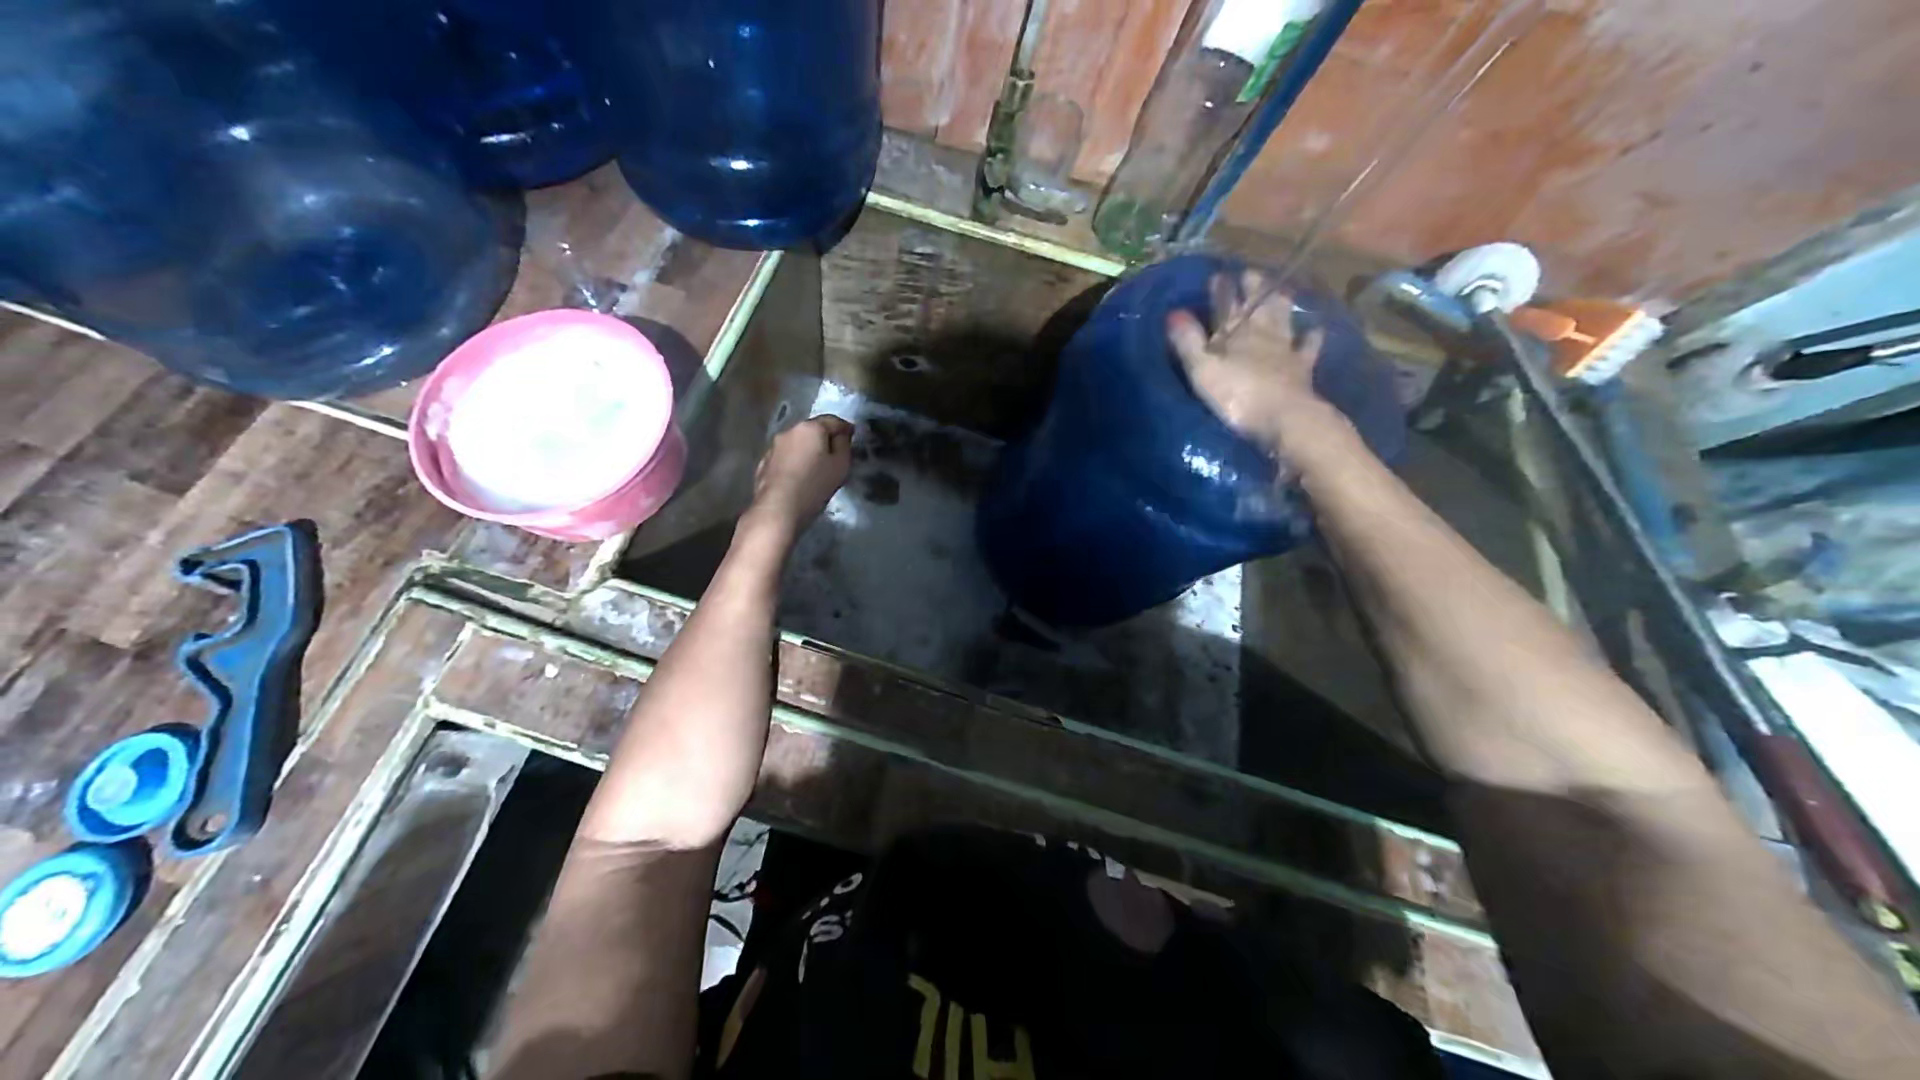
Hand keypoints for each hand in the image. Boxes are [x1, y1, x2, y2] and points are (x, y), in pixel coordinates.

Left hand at [743, 414, 853, 539]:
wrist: (778, 508)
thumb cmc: (815, 485)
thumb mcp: (841, 465)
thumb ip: (844, 445)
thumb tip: (840, 435)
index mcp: (810, 428)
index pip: (832, 421)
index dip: (845, 428)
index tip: (852, 435)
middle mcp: (789, 431)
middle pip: (811, 431)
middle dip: (823, 438)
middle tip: (834, 453)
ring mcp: (773, 447)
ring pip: (795, 444)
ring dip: (806, 451)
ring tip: (815, 466)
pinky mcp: (763, 464)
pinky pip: (784, 459)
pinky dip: (793, 463)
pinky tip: (797, 477)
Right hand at [1167, 270, 1345, 457]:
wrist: (1284, 419)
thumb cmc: (1236, 396)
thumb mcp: (1202, 371)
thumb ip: (1188, 342)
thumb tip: (1174, 313)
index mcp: (1234, 334)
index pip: (1225, 304)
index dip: (1221, 289)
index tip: (1217, 274)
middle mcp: (1261, 334)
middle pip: (1257, 306)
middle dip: (1254, 288)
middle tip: (1251, 273)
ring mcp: (1286, 349)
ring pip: (1283, 318)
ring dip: (1281, 304)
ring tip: (1282, 291)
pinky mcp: (1302, 368)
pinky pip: (1309, 346)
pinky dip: (1312, 336)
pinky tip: (1315, 329)